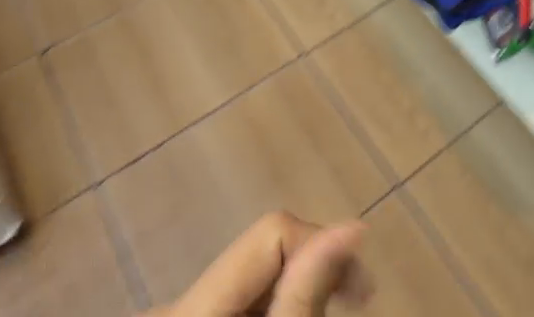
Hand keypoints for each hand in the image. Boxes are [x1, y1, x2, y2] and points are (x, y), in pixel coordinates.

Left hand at [145, 212, 372, 316]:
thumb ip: (304, 295)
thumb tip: (353, 225)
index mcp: (185, 308)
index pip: (272, 232)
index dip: (321, 246)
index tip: (363, 292)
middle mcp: (171, 304)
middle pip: (263, 258)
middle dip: (313, 278)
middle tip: (354, 306)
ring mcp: (173, 315)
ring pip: (253, 283)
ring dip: (294, 296)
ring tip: (323, 313)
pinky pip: (236, 302)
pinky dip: (270, 309)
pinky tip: (287, 316)